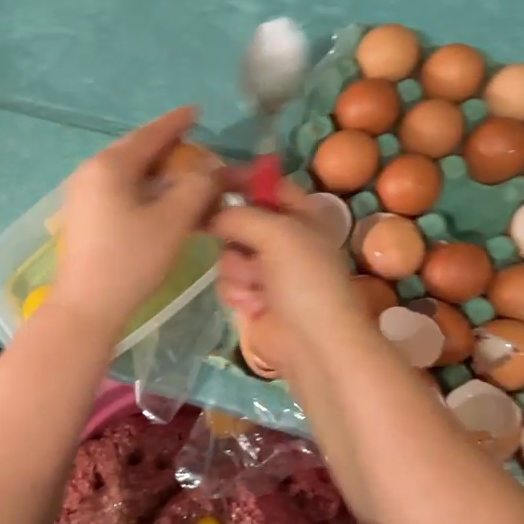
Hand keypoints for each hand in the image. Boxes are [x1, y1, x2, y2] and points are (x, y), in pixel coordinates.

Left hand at [47, 107, 222, 335]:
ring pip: (126, 173)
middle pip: (135, 152)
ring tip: (183, 177)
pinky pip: (118, 191)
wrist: (87, 307)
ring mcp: (82, 196)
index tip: (196, 112)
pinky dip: (143, 190)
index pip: (149, 134)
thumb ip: (197, 187)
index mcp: (109, 165)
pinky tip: (159, 202)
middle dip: (167, 149)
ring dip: (156, 173)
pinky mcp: (83, 219)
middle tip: (196, 150)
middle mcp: (90, 172)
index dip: (176, 123)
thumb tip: (210, 168)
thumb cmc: (131, 260)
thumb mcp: (172, 221)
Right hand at [211, 180, 369, 368]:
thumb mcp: (278, 234)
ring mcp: (267, 271)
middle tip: (237, 246)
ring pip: (228, 254)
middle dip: (234, 237)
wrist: (312, 344)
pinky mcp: (253, 298)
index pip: (269, 186)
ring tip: (255, 287)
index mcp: (301, 216)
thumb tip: (212, 213)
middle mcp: (283, 240)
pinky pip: (228, 282)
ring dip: (237, 271)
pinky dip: (237, 293)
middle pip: (240, 221)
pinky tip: (253, 305)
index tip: (212, 182)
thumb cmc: (306, 281)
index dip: (243, 180)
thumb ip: (241, 215)